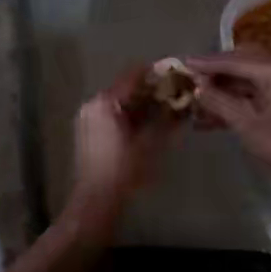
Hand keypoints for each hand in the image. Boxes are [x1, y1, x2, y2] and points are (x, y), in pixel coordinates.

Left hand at [68, 65, 178, 220]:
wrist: (97, 199)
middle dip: (150, 90)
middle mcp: (93, 104)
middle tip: (174, 94)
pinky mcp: (88, 130)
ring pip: (119, 101)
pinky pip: (112, 113)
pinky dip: (129, 114)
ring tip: (165, 109)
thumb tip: (182, 103)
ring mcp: (88, 117)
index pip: (133, 75)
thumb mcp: (151, 142)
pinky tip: (147, 124)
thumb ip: (167, 118)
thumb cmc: (124, 170)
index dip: (156, 73)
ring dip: (141, 103)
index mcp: (106, 102)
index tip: (176, 74)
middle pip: (126, 88)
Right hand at [187, 50, 270, 203]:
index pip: (237, 61)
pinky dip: (237, 102)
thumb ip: (221, 103)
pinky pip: (258, 95)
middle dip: (216, 72)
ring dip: (224, 89)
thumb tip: (198, 87)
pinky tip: (214, 117)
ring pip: (249, 81)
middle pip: (244, 64)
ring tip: (197, 102)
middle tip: (191, 79)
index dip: (208, 63)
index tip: (184, 62)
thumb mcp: (248, 127)